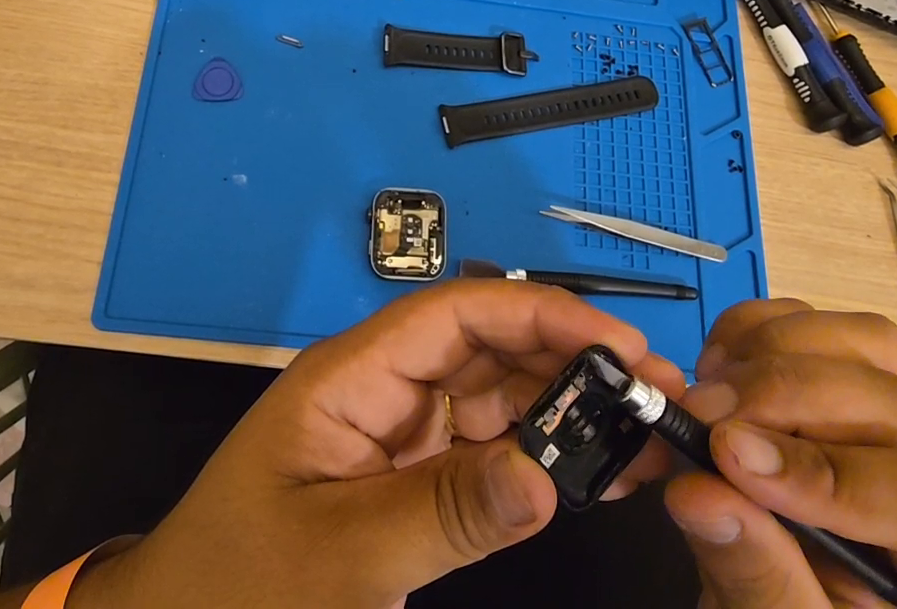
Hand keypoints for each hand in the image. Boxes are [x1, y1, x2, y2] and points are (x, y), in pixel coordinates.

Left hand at [70, 280, 683, 608]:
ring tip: (649, 431)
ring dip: (570, 407)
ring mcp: (403, 434)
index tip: (619, 346)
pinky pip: (490, 451)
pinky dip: (545, 456)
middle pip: (488, 350)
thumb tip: (547, 478)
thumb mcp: (339, 556)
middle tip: (657, 392)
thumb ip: (443, 514)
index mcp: (353, 376)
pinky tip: (601, 471)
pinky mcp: (415, 477)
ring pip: (498, 397)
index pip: (456, 315)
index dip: (539, 316)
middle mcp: (385, 389)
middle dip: (571, 359)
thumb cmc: (240, 584)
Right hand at [663, 299, 896, 608]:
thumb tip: (696, 490)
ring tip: (707, 393)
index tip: (727, 456)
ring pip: (864, 344)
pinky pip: (819, 324)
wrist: (807, 608)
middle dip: (779, 396)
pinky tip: (717, 369)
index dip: (824, 473)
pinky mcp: (851, 385)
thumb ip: (757, 577)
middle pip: (888, 402)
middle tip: (696, 418)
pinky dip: (756, 329)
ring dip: (771, 352)